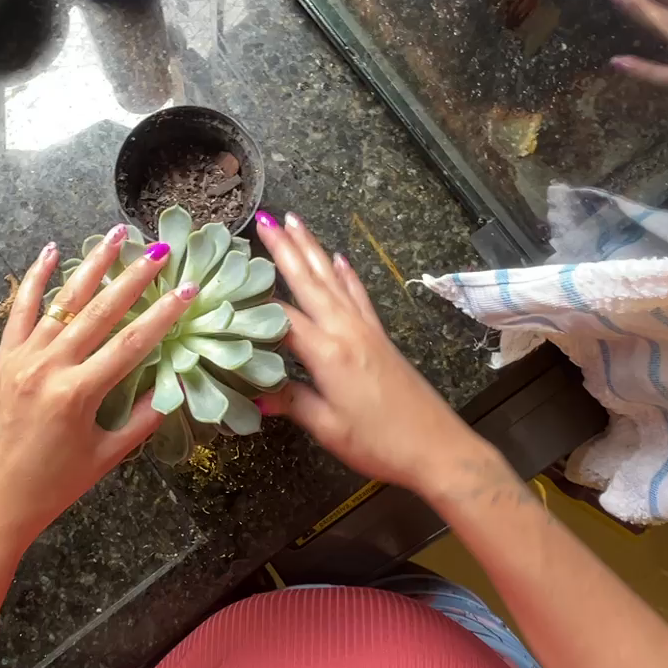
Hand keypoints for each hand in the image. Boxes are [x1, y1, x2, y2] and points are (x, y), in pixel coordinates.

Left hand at [0, 228, 196, 558]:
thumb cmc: (55, 486)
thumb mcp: (107, 457)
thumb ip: (143, 419)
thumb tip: (176, 386)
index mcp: (78, 394)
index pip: (132, 343)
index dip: (164, 314)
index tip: (188, 288)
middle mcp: (50, 367)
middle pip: (100, 311)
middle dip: (134, 277)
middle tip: (160, 248)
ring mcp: (23, 358)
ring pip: (63, 301)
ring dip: (92, 265)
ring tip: (117, 234)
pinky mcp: (3, 358)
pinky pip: (19, 310)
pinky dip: (34, 278)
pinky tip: (51, 250)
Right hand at [250, 211, 507, 501]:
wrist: (438, 449)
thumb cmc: (380, 443)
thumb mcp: (328, 428)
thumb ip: (291, 403)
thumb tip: (255, 393)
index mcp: (327, 353)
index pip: (281, 317)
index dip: (254, 299)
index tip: (229, 277)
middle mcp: (346, 331)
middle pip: (309, 281)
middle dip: (285, 248)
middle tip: (264, 219)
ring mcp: (365, 330)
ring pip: (333, 280)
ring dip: (313, 249)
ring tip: (294, 221)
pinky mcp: (380, 337)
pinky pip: (358, 296)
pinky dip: (347, 275)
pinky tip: (340, 258)